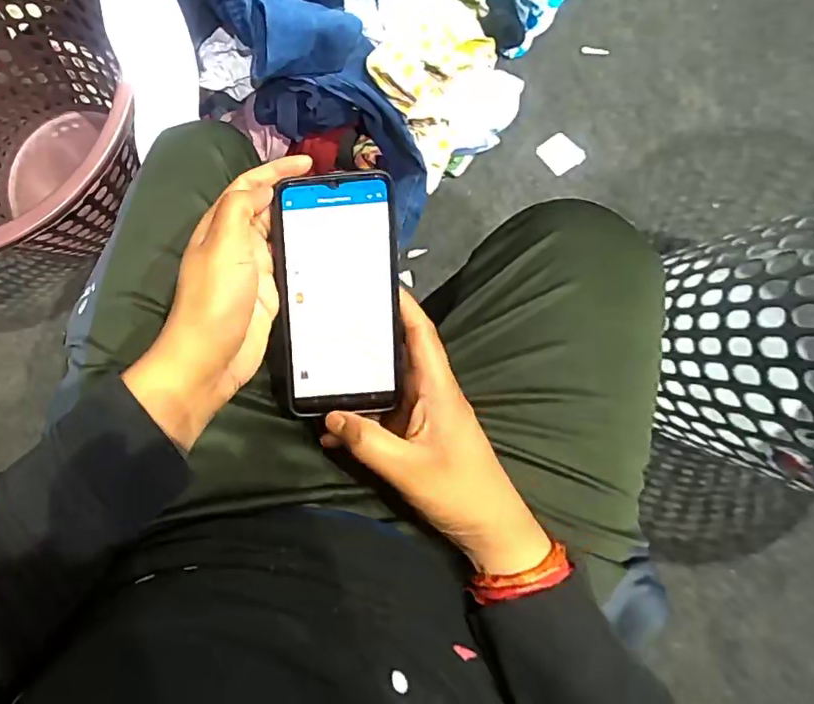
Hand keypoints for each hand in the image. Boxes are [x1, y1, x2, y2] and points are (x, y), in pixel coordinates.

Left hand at [123, 155, 311, 449]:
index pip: (247, 187)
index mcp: (220, 227)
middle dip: (292, 194)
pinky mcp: (270, 294)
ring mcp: (254, 270)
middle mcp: (236, 244)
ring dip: (303, 222)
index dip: (274, 170)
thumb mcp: (222, 245)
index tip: (306, 163)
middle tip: (329, 189)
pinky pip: (291, 266)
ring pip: (281, 235)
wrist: (209, 360)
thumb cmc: (213, 299)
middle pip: (266, 208)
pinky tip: (330, 252)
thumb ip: (239, 209)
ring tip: (337, 214)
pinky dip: (307, 255)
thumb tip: (262, 188)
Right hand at [320, 291, 552, 574]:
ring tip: (321, 360)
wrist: (493, 534)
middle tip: (334, 314)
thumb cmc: (460, 493)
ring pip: (385, 382)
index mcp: (438, 389)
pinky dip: (358, 414)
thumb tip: (329, 416)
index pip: (421, 334)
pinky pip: (381, 413)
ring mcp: (422, 414)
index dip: (403, 304)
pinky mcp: (414, 434)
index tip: (376, 280)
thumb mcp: (408, 469)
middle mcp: (430, 393)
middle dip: (369, 331)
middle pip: (398, 351)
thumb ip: (367, 441)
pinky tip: (330, 426)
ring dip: (357, 375)